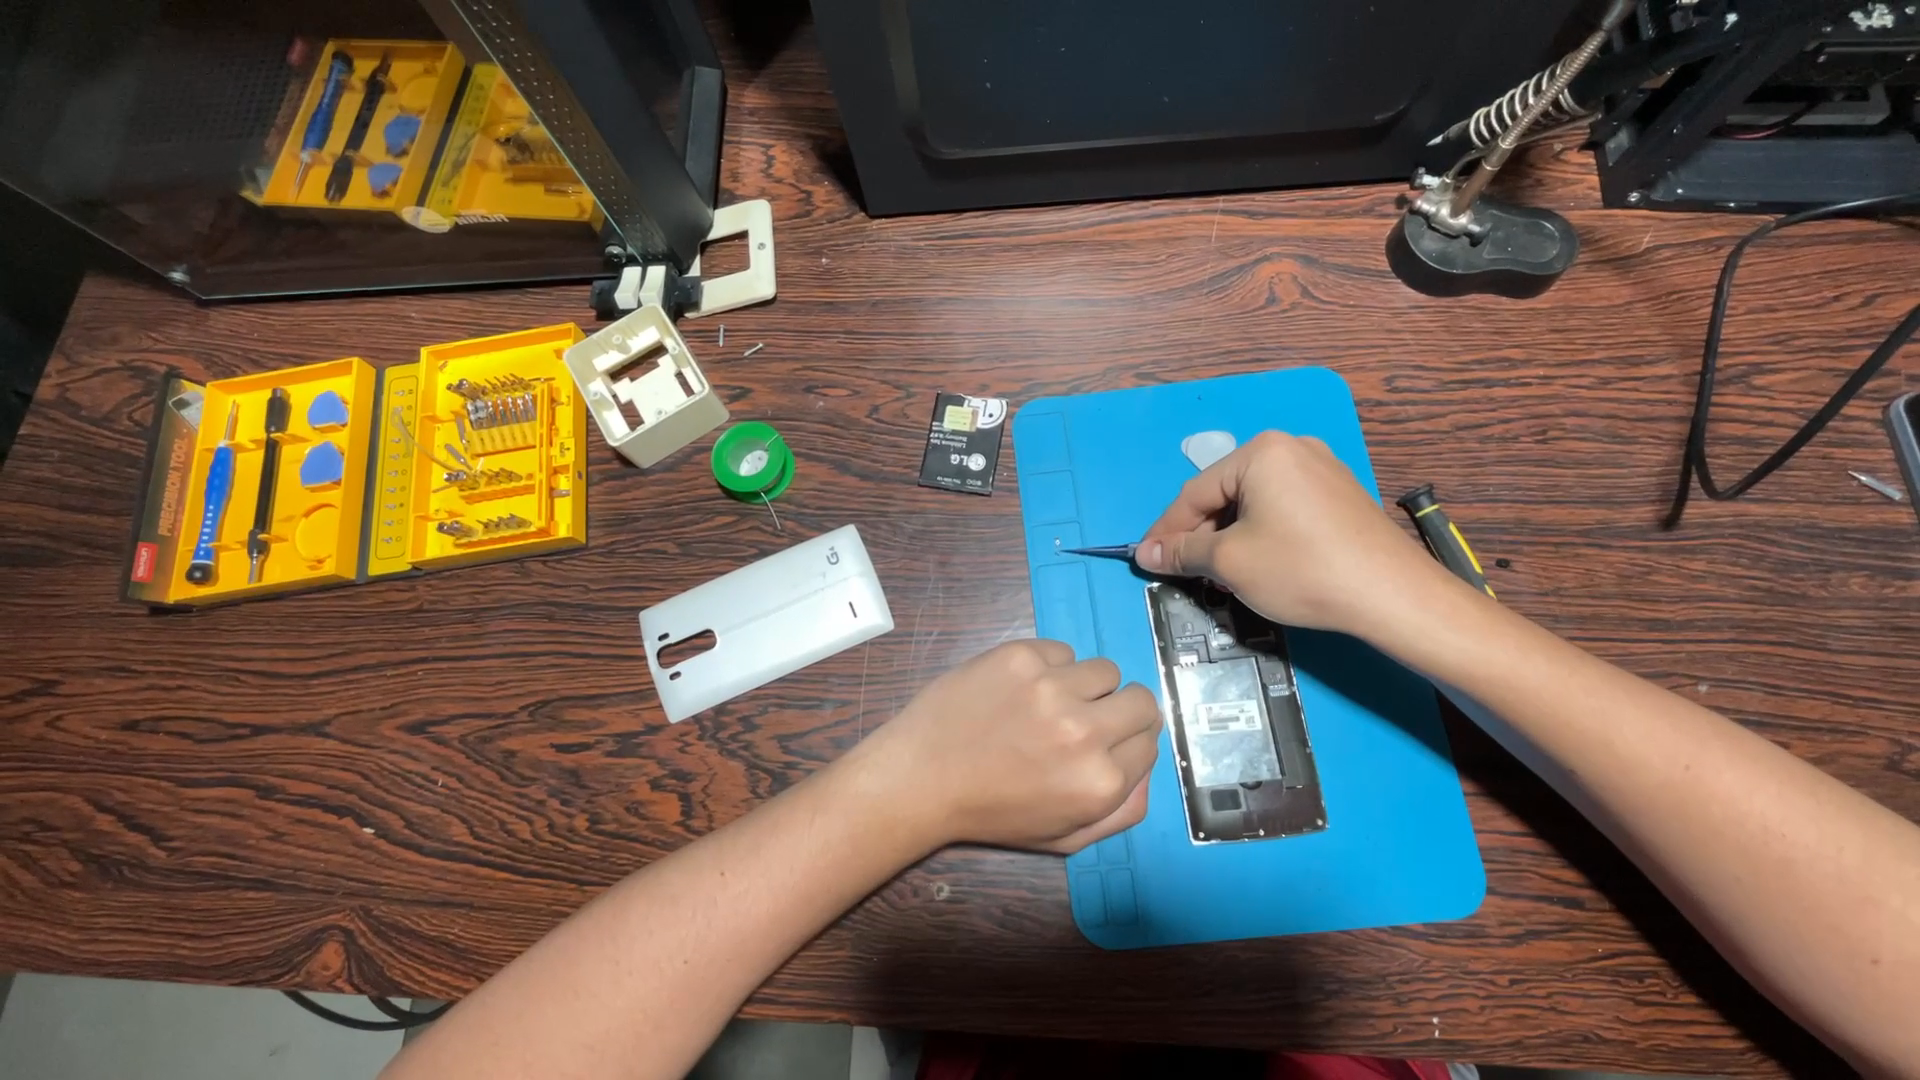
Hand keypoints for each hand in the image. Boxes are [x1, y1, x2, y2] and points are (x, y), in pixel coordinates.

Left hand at [853, 640, 1160, 854]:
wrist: (921, 777)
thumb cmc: (992, 813)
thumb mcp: (1065, 837)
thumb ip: (1122, 811)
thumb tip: (1147, 768)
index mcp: (1100, 782)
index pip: (1150, 742)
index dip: (1127, 742)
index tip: (1102, 744)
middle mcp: (1085, 730)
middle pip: (1142, 699)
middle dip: (1122, 710)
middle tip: (1087, 718)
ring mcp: (1052, 686)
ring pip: (1104, 669)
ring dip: (1085, 686)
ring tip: (1048, 703)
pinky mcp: (1021, 655)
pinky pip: (1062, 651)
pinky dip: (1050, 666)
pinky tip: (1021, 688)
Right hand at [1133, 431, 1442, 636]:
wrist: (1392, 595)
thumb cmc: (1301, 569)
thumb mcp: (1229, 563)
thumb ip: (1182, 553)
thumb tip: (1145, 554)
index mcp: (1260, 453)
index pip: (1195, 493)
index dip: (1166, 531)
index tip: (1146, 559)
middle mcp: (1292, 448)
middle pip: (1225, 494)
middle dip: (1201, 535)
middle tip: (1184, 571)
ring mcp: (1321, 469)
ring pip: (1254, 503)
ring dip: (1229, 537)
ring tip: (1218, 573)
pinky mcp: (1340, 494)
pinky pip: (1283, 508)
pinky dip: (1261, 533)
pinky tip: (1258, 563)